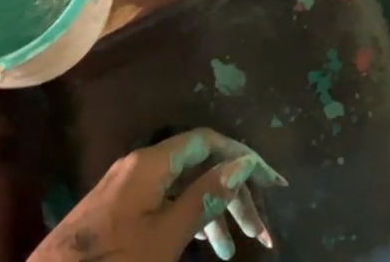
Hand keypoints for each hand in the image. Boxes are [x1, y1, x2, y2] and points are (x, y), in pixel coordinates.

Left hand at [30, 128, 284, 261]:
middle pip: (197, 165)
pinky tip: (204, 242)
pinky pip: (166, 200)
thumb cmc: (117, 258)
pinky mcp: (121, 206)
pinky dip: (189, 217)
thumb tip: (242, 162)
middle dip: (232, 194)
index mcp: (152, 161)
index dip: (242, 157)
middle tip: (261, 234)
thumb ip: (204, 195)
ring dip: (212, 211)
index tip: (273, 183)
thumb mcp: (168, 233)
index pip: (207, 140)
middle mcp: (141, 163)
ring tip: (235, 251)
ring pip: (182, 186)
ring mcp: (129, 185)